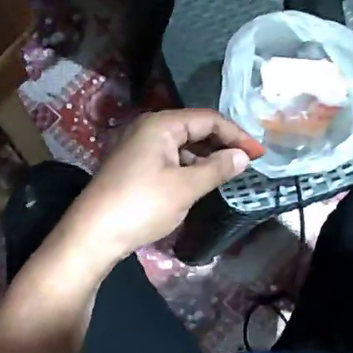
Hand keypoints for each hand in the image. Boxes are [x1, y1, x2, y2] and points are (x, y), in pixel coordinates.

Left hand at [56, 109, 263, 266]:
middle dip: (221, 144)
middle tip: (247, 163)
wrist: (93, 234)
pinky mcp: (131, 166)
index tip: (259, 154)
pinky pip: (167, 159)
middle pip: (193, 129)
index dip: (236, 135)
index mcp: (160, 125)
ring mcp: (136, 147)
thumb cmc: (142, 205)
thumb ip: (217, 169)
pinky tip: (199, 183)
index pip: (208, 119)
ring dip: (205, 157)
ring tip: (228, 174)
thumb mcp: (185, 187)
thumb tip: (242, 156)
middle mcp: (146, 129)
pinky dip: (187, 167)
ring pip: (180, 145)